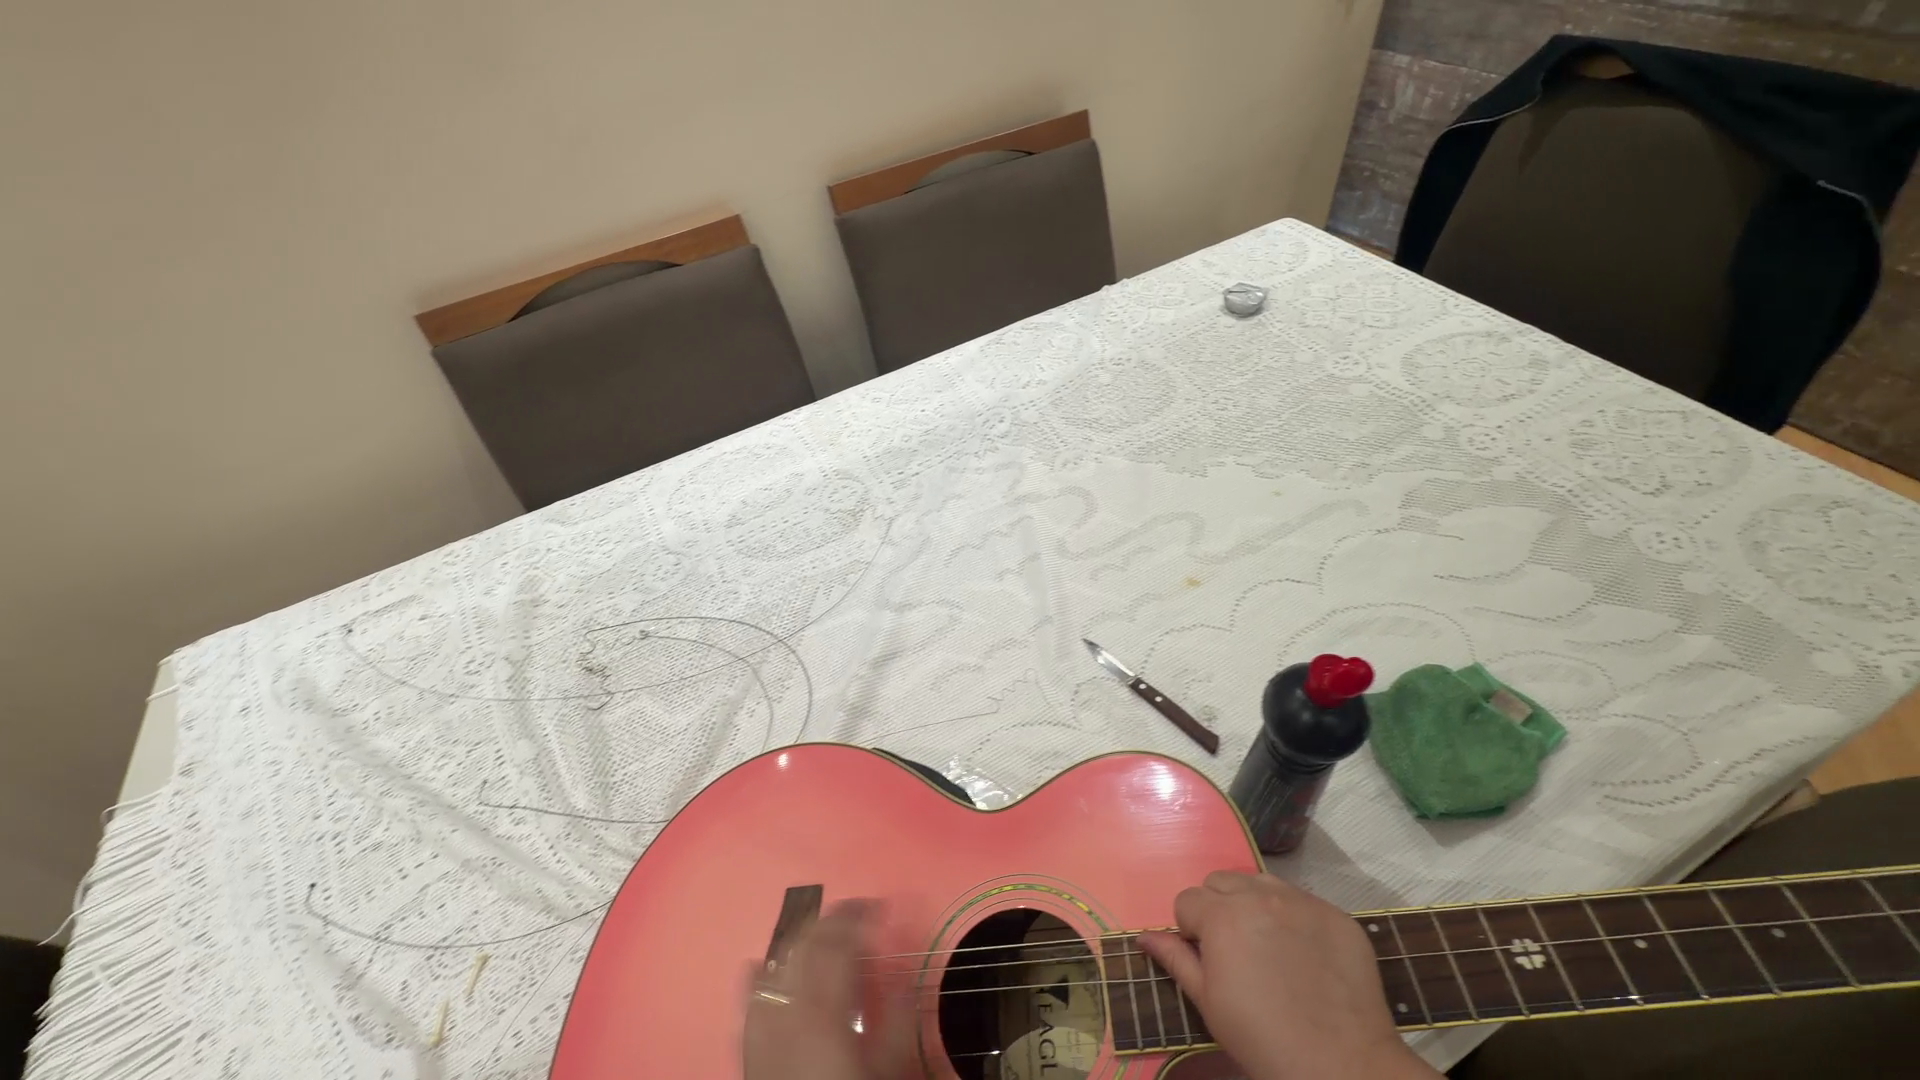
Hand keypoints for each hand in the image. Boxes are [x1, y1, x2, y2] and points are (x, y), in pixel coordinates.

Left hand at [742, 900, 911, 1079]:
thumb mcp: (890, 1066)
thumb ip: (899, 1016)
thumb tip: (904, 973)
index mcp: (825, 1007)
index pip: (839, 940)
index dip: (859, 915)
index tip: (879, 906)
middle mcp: (788, 1007)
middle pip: (806, 943)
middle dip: (833, 919)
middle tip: (858, 914)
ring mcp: (762, 1026)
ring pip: (777, 963)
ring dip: (801, 940)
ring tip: (823, 934)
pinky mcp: (749, 1047)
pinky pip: (750, 998)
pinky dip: (760, 975)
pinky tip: (764, 966)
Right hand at [1139, 872, 1438, 1079]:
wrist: (1342, 1065)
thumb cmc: (1262, 1038)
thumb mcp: (1208, 1003)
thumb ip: (1176, 960)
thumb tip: (1145, 936)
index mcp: (1222, 916)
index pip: (1187, 900)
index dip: (1190, 931)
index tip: (1208, 960)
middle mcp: (1260, 895)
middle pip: (1221, 881)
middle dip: (1218, 908)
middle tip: (1234, 951)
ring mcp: (1303, 901)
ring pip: (1260, 881)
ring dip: (1253, 904)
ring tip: (1268, 946)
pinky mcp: (1336, 914)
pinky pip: (1301, 900)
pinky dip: (1293, 917)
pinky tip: (1303, 954)